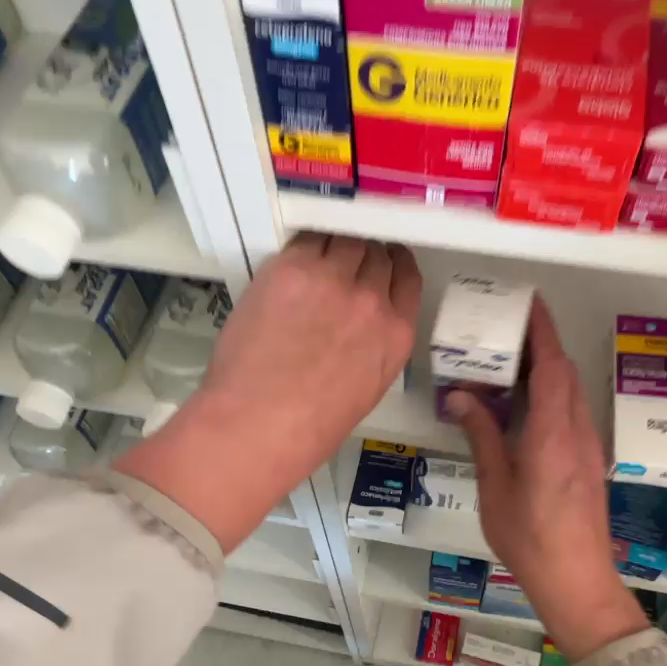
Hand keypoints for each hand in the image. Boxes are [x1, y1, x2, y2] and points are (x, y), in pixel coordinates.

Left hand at [117, 235, 420, 551]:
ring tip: (320, 256)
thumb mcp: (367, 389)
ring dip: (337, 244)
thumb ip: (375, 346)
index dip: (394, 264)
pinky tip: (295, 259)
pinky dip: (306, 244)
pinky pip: (307, 239)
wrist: (259, 424)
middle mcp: (370, 301)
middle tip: (346, 260)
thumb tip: (361, 328)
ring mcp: (331, 279)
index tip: (384, 261)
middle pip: (376, 254)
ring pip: (345, 239)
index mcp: (395, 335)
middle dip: (364, 254)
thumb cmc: (309, 426)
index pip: (407, 278)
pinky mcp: (290, 269)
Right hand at [449, 299, 650, 661]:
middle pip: (564, 373)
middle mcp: (576, 431)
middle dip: (541, 344)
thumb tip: (461, 396)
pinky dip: (550, 396)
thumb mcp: (496, 486)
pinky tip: (524, 408)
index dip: (542, 330)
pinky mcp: (588, 462)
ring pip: (569, 393)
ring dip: (546, 370)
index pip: (551, 366)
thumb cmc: (530, 537)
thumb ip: (483, 435)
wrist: (577, 579)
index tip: (529, 302)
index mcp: (552, 434)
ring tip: (510, 363)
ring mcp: (587, 447)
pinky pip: (570, 413)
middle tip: (508, 329)